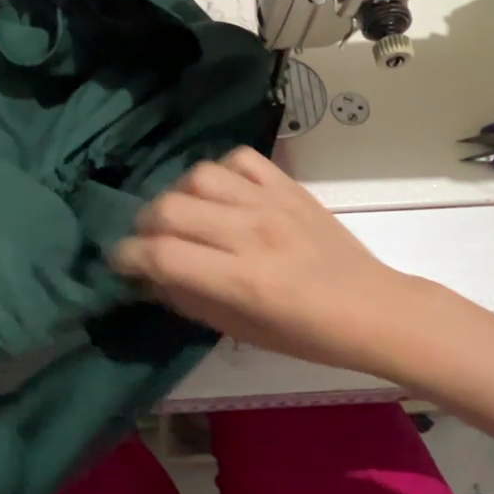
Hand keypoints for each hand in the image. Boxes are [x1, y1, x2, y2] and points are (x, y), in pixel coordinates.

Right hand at [112, 147, 424, 369]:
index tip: (121, 263)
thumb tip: (150, 276)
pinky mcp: (289, 185)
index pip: (162, 255)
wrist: (371, 308)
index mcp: (241, 280)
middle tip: (149, 242)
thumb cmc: (306, 335)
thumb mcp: (240, 331)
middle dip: (144, 226)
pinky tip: (221, 194)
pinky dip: (219, 172)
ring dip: (178, 195)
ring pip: (199, 176)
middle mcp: (252, 233)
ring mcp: (272, 203)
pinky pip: (239, 158)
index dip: (128, 257)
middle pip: (170, 208)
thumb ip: (190, 299)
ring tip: (185, 216)